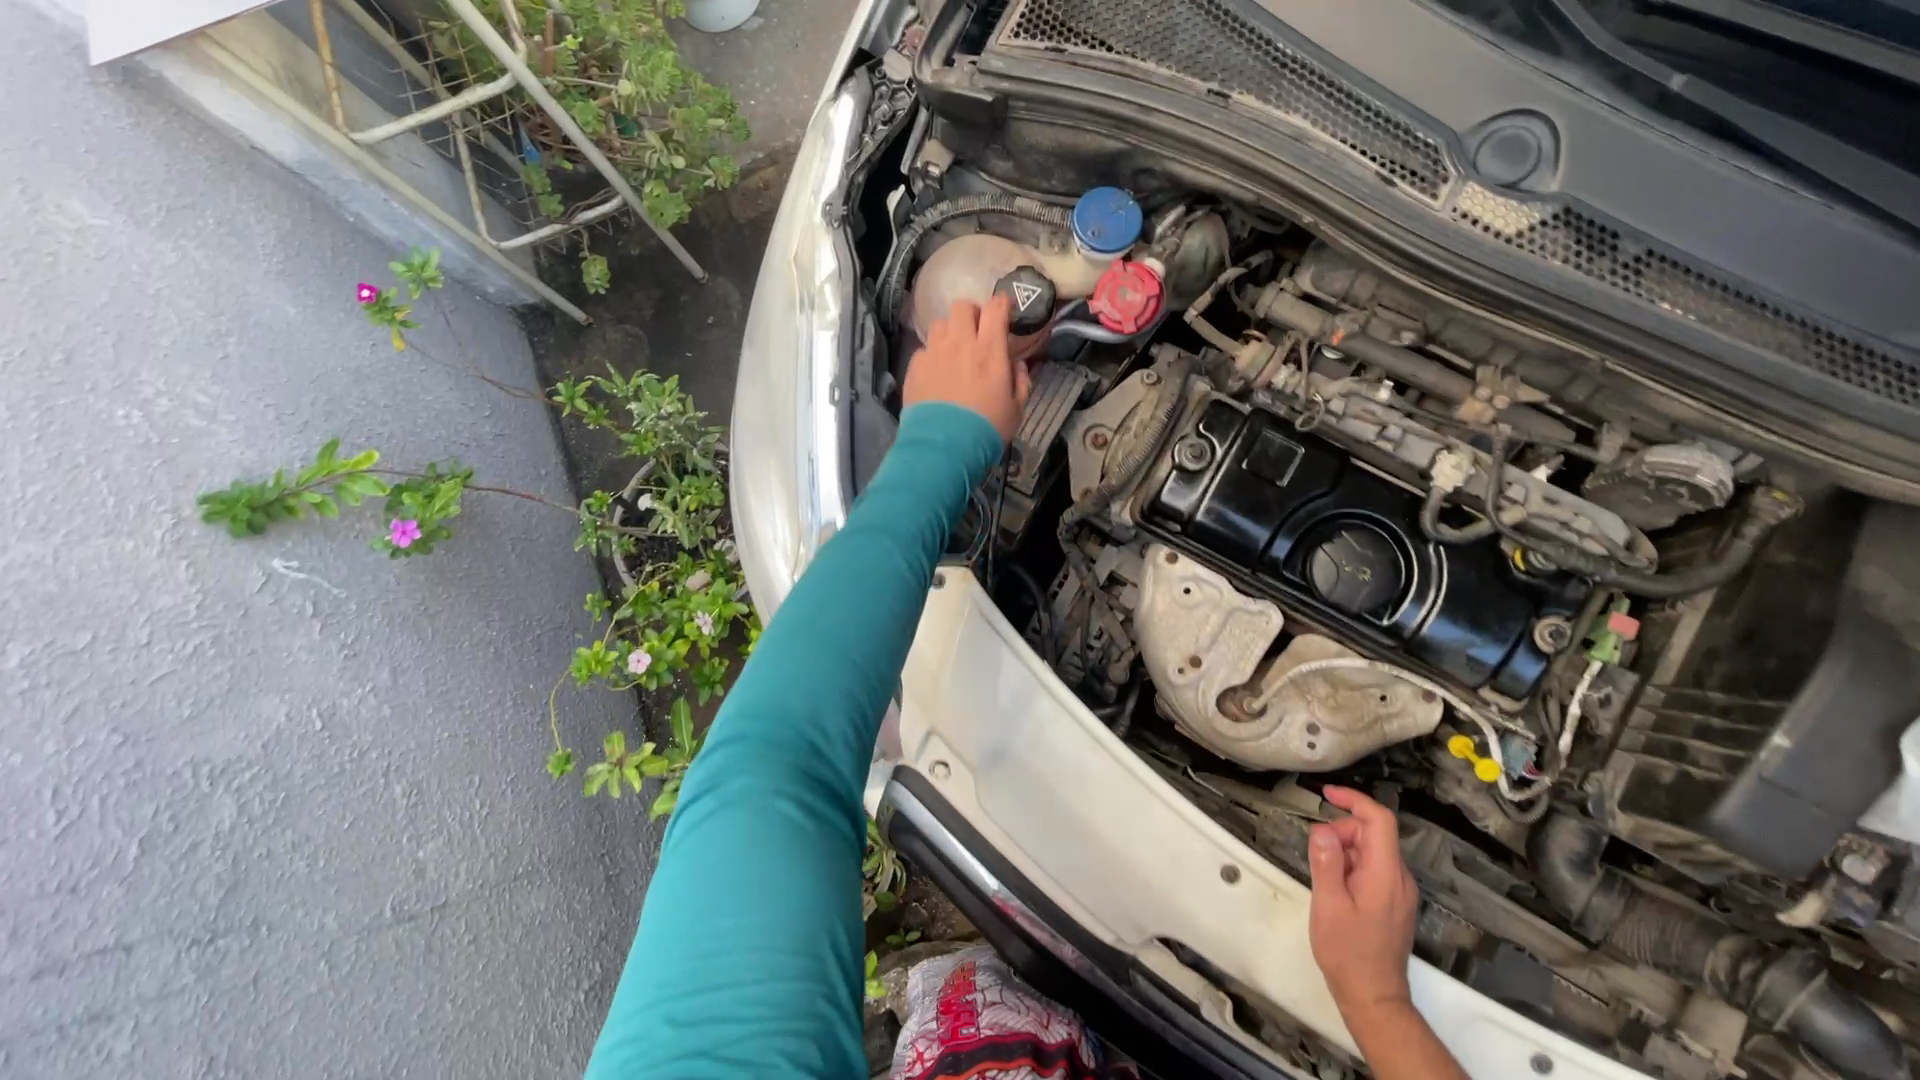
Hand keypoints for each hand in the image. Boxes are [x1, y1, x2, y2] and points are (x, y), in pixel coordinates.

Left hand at [903, 296, 1031, 442]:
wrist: (944, 448)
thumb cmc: (986, 429)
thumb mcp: (1016, 409)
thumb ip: (1020, 382)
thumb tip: (1018, 366)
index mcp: (989, 351)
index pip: (995, 308)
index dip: (1001, 304)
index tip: (1004, 309)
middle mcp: (960, 344)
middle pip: (962, 307)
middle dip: (972, 314)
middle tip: (976, 330)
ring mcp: (934, 353)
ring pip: (940, 324)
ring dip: (949, 331)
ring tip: (953, 349)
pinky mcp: (915, 367)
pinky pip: (924, 349)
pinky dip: (932, 354)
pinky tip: (936, 372)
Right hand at [1308, 785, 1419, 1026]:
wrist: (1373, 995)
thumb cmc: (1348, 952)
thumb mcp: (1328, 904)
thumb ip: (1325, 862)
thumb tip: (1323, 829)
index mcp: (1386, 874)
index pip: (1379, 821)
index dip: (1354, 800)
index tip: (1328, 794)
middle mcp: (1400, 878)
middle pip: (1373, 834)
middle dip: (1341, 833)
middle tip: (1316, 854)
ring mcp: (1400, 892)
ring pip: (1372, 851)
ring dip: (1344, 852)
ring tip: (1325, 880)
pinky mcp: (1394, 903)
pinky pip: (1374, 869)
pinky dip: (1352, 867)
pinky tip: (1336, 889)